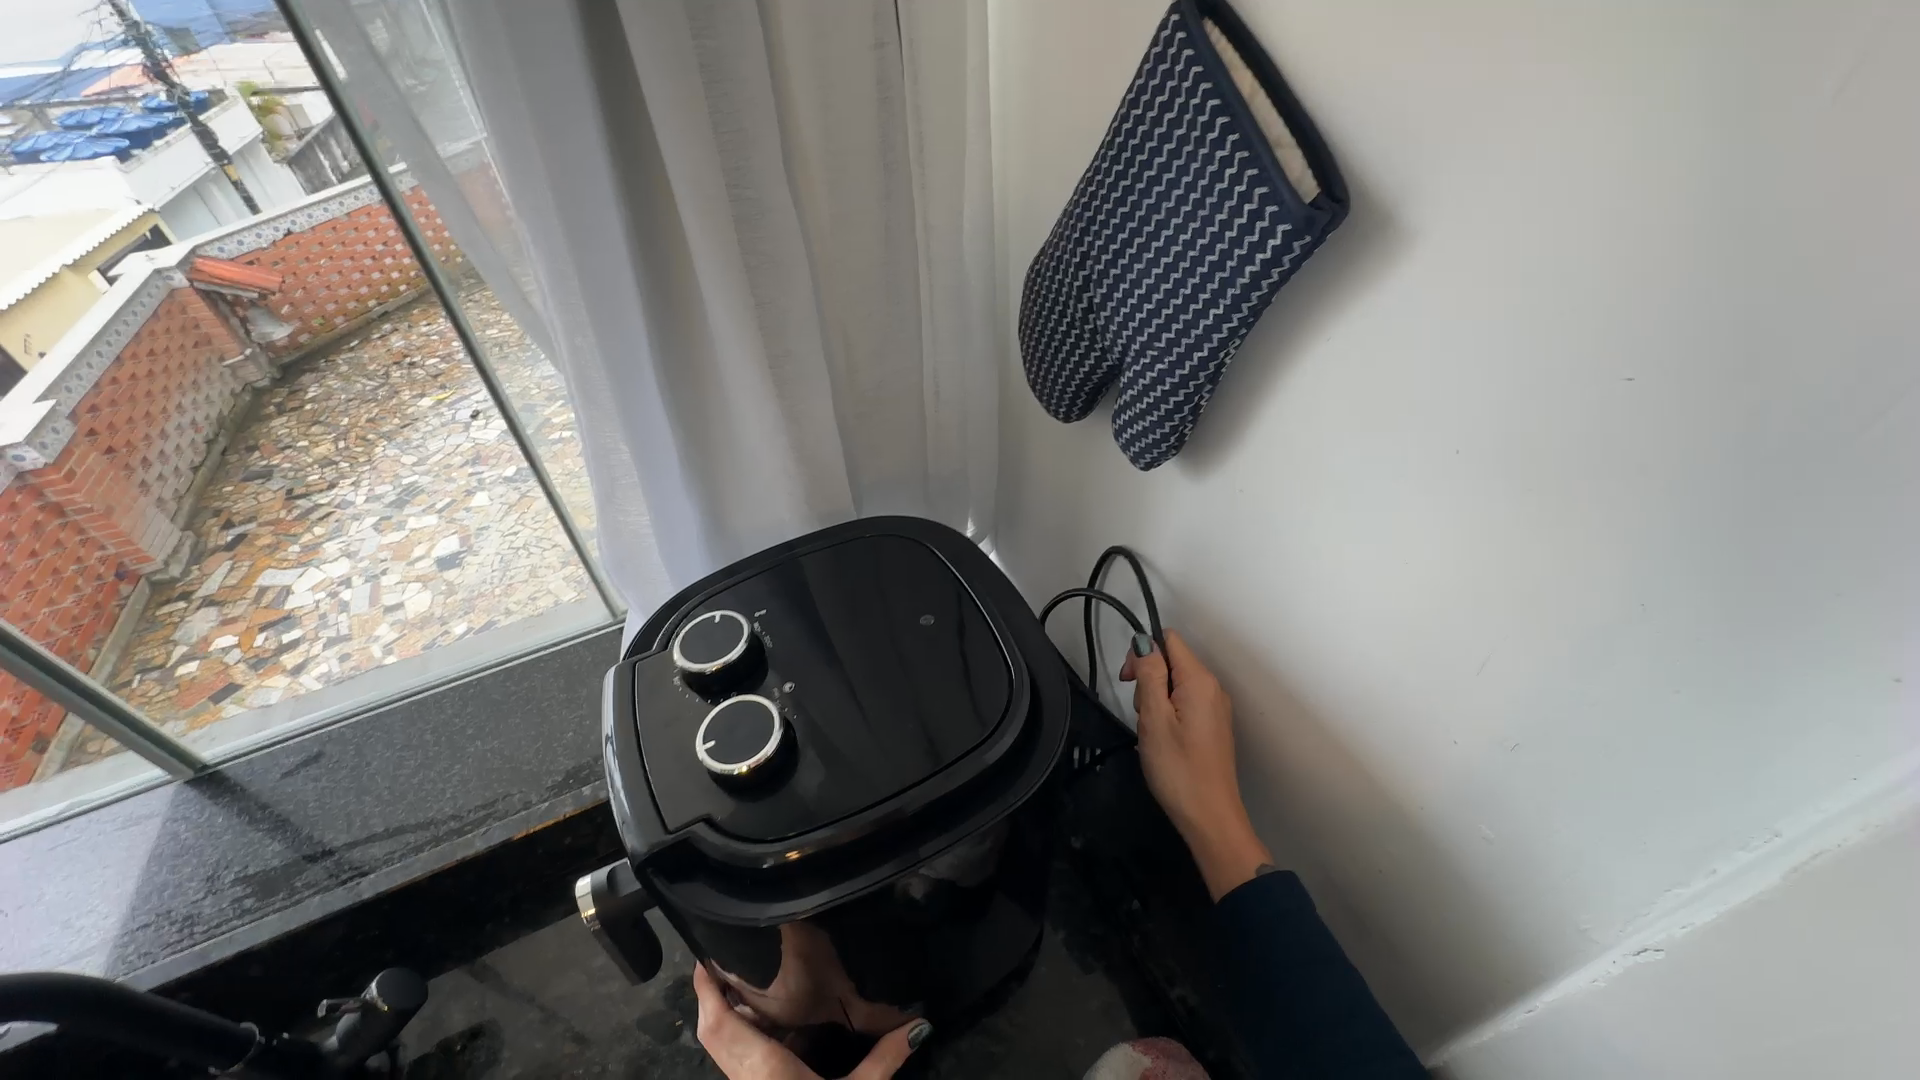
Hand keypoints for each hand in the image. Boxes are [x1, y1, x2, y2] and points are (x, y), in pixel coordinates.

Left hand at [693, 964, 930, 1079]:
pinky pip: (732, 1058)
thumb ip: (884, 1059)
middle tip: (727, 953)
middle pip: (710, 1029)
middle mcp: (743, 1076)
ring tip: (745, 976)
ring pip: (718, 1045)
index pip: (720, 1024)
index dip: (706, 988)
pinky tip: (763, 1022)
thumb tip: (919, 1024)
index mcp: (764, 1068)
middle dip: (711, 992)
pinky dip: (739, 1033)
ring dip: (725, 1012)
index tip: (708, 952)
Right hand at [1120, 629, 1274, 900]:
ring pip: (1176, 684)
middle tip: (1139, 714)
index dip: (1143, 652)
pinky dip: (1168, 713)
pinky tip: (1162, 740)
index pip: (1169, 640)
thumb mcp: (1154, 718)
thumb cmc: (1177, 768)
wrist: (1209, 817)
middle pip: (1172, 660)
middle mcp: (1212, 688)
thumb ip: (1149, 674)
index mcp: (1199, 681)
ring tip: (1151, 732)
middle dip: (1148, 679)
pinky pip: (1185, 703)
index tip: (1129, 682)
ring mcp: (1215, 708)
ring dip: (1155, 699)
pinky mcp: (1213, 726)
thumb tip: (1144, 642)